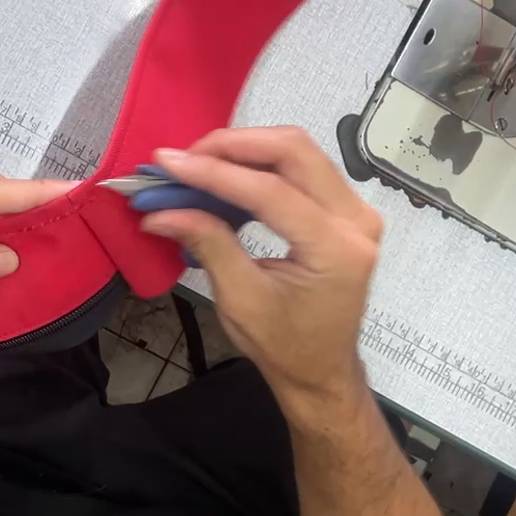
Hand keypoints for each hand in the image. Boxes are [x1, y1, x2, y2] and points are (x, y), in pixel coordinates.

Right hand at [138, 128, 382, 417]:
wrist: (320, 369)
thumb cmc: (283, 344)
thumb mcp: (239, 298)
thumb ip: (207, 243)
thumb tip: (159, 211)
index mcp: (336, 249)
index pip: (270, 191)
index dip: (214, 173)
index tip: (167, 163)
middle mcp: (356, 220)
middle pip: (293, 151)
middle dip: (231, 146)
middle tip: (183, 157)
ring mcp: (355, 210)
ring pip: (297, 152)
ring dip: (242, 150)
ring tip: (196, 164)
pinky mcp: (342, 209)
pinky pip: (299, 168)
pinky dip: (256, 164)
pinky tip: (221, 175)